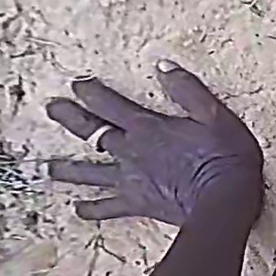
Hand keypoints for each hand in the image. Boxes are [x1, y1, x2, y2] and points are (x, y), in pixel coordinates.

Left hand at [45, 61, 263, 226]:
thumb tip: (163, 65)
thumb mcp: (216, 115)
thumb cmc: (225, 156)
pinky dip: (92, 209)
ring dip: (69, 168)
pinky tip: (79, 209)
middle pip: (92, 132)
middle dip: (70, 118)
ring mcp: (130, 179)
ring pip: (90, 172)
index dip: (91, 92)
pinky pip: (107, 207)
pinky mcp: (138, 203)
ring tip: (50, 167)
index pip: (110, 104)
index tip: (78, 85)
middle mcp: (130, 151)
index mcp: (147, 127)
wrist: (225, 199)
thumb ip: (188, 90)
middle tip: (53, 108)